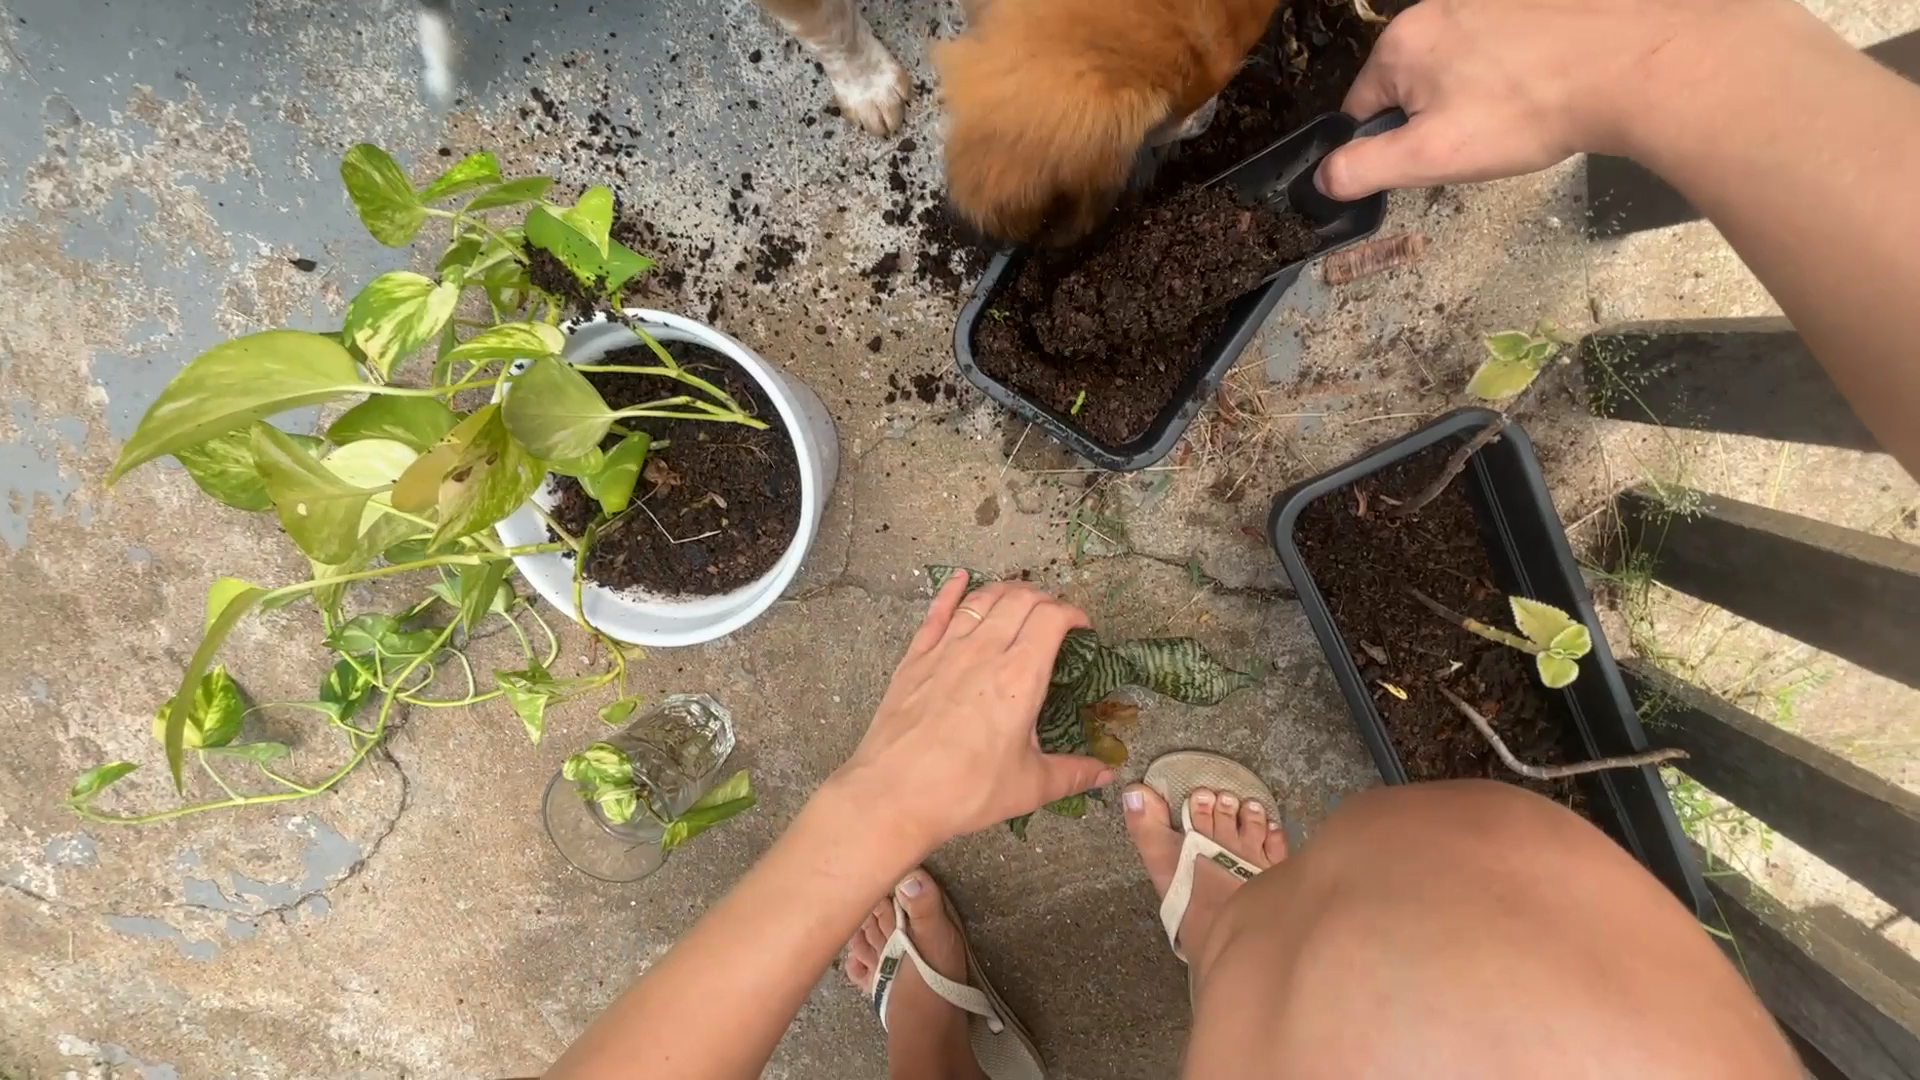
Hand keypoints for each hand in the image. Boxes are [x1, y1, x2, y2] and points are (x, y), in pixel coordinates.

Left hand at [831, 572, 1114, 848]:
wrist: (893, 794)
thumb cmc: (965, 790)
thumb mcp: (1029, 786)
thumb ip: (1072, 774)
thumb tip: (1104, 774)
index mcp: (1020, 675)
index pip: (1052, 618)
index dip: (1073, 613)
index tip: (1082, 626)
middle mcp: (984, 650)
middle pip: (1020, 599)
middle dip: (1044, 598)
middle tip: (1054, 615)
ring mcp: (946, 650)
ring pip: (982, 599)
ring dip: (1006, 591)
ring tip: (1019, 598)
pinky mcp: (915, 658)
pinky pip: (936, 612)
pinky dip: (952, 590)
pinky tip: (960, 578)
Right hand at [1315, 0, 1799, 198]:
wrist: (1641, 65)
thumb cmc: (1524, 114)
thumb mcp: (1427, 158)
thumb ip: (1360, 169)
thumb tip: (1321, 178)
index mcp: (1402, 42)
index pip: (1358, 109)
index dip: (1382, 145)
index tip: (1424, 158)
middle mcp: (1438, 6)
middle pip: (1403, 85)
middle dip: (1424, 119)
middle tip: (1469, 141)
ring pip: (1448, 67)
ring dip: (1463, 97)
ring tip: (1507, 116)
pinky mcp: (1529, 0)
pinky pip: (1490, 46)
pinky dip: (1501, 72)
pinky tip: (1531, 89)